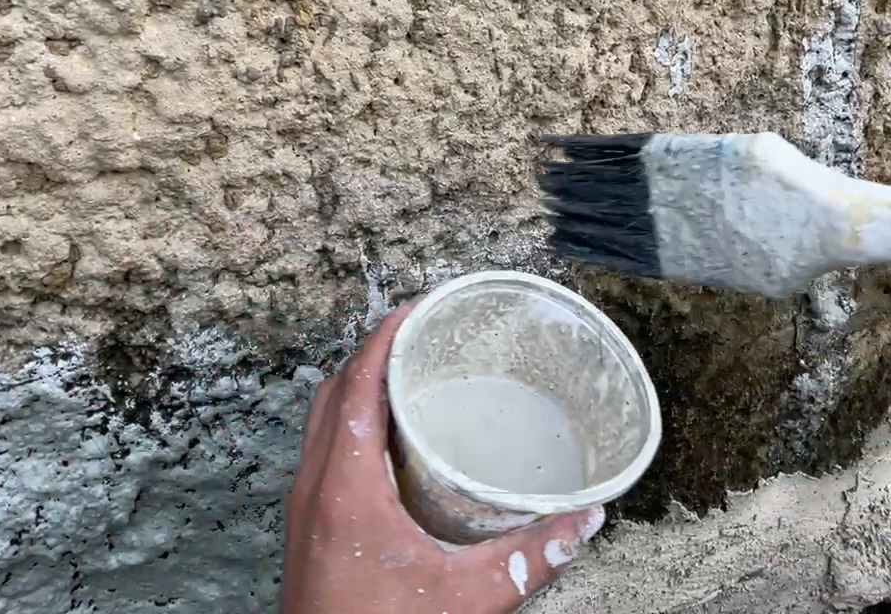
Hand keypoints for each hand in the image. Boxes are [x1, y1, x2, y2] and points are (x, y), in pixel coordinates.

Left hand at [280, 302, 605, 612]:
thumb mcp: (467, 600)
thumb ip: (530, 558)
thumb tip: (586, 521)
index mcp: (347, 485)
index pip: (358, 381)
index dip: (385, 335)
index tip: (418, 306)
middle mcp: (315, 482)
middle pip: (336, 385)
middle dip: (375, 347)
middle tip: (420, 330)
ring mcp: (304, 500)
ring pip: (322, 411)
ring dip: (358, 379)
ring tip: (405, 368)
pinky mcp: (306, 518)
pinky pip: (321, 441)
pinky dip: (348, 414)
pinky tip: (386, 430)